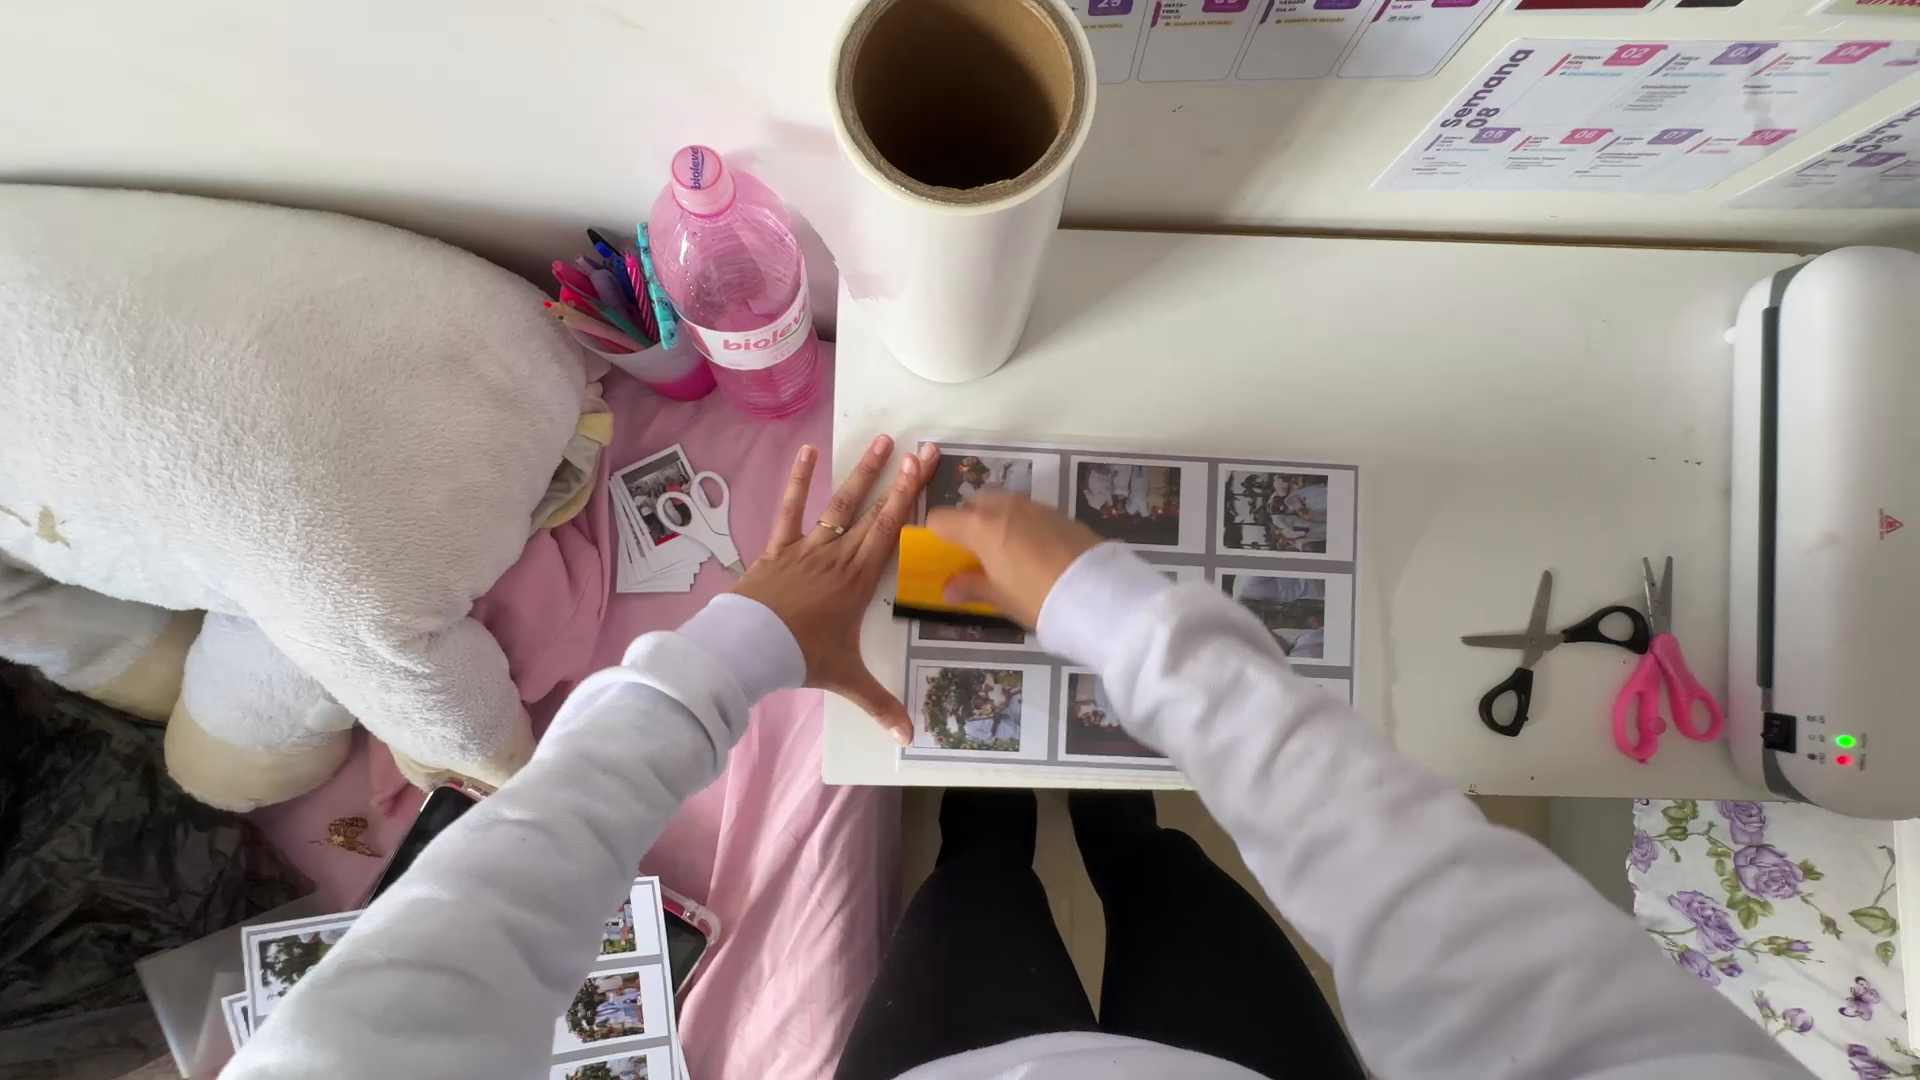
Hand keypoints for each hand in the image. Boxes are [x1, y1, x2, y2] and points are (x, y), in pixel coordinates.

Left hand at [731, 436, 939, 744]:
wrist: (744, 649)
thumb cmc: (799, 657)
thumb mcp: (844, 677)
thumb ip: (879, 703)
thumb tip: (909, 736)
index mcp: (858, 579)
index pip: (890, 529)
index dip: (909, 495)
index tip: (924, 465)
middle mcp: (837, 555)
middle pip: (872, 510)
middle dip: (897, 478)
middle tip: (917, 446)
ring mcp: (807, 548)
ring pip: (838, 504)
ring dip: (860, 473)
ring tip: (878, 440)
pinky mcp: (779, 548)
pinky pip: (790, 510)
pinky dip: (798, 481)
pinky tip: (806, 452)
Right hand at [925, 494, 1100, 627]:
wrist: (1096, 591)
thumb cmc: (1037, 597)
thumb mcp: (1000, 598)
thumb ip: (972, 587)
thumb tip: (949, 588)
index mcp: (980, 526)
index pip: (941, 519)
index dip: (937, 535)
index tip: (944, 554)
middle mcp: (1003, 507)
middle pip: (972, 505)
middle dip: (968, 524)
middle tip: (975, 554)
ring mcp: (1032, 505)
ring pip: (1001, 504)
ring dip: (995, 521)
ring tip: (1005, 552)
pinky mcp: (1057, 511)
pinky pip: (1026, 511)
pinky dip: (1020, 524)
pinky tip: (1032, 550)